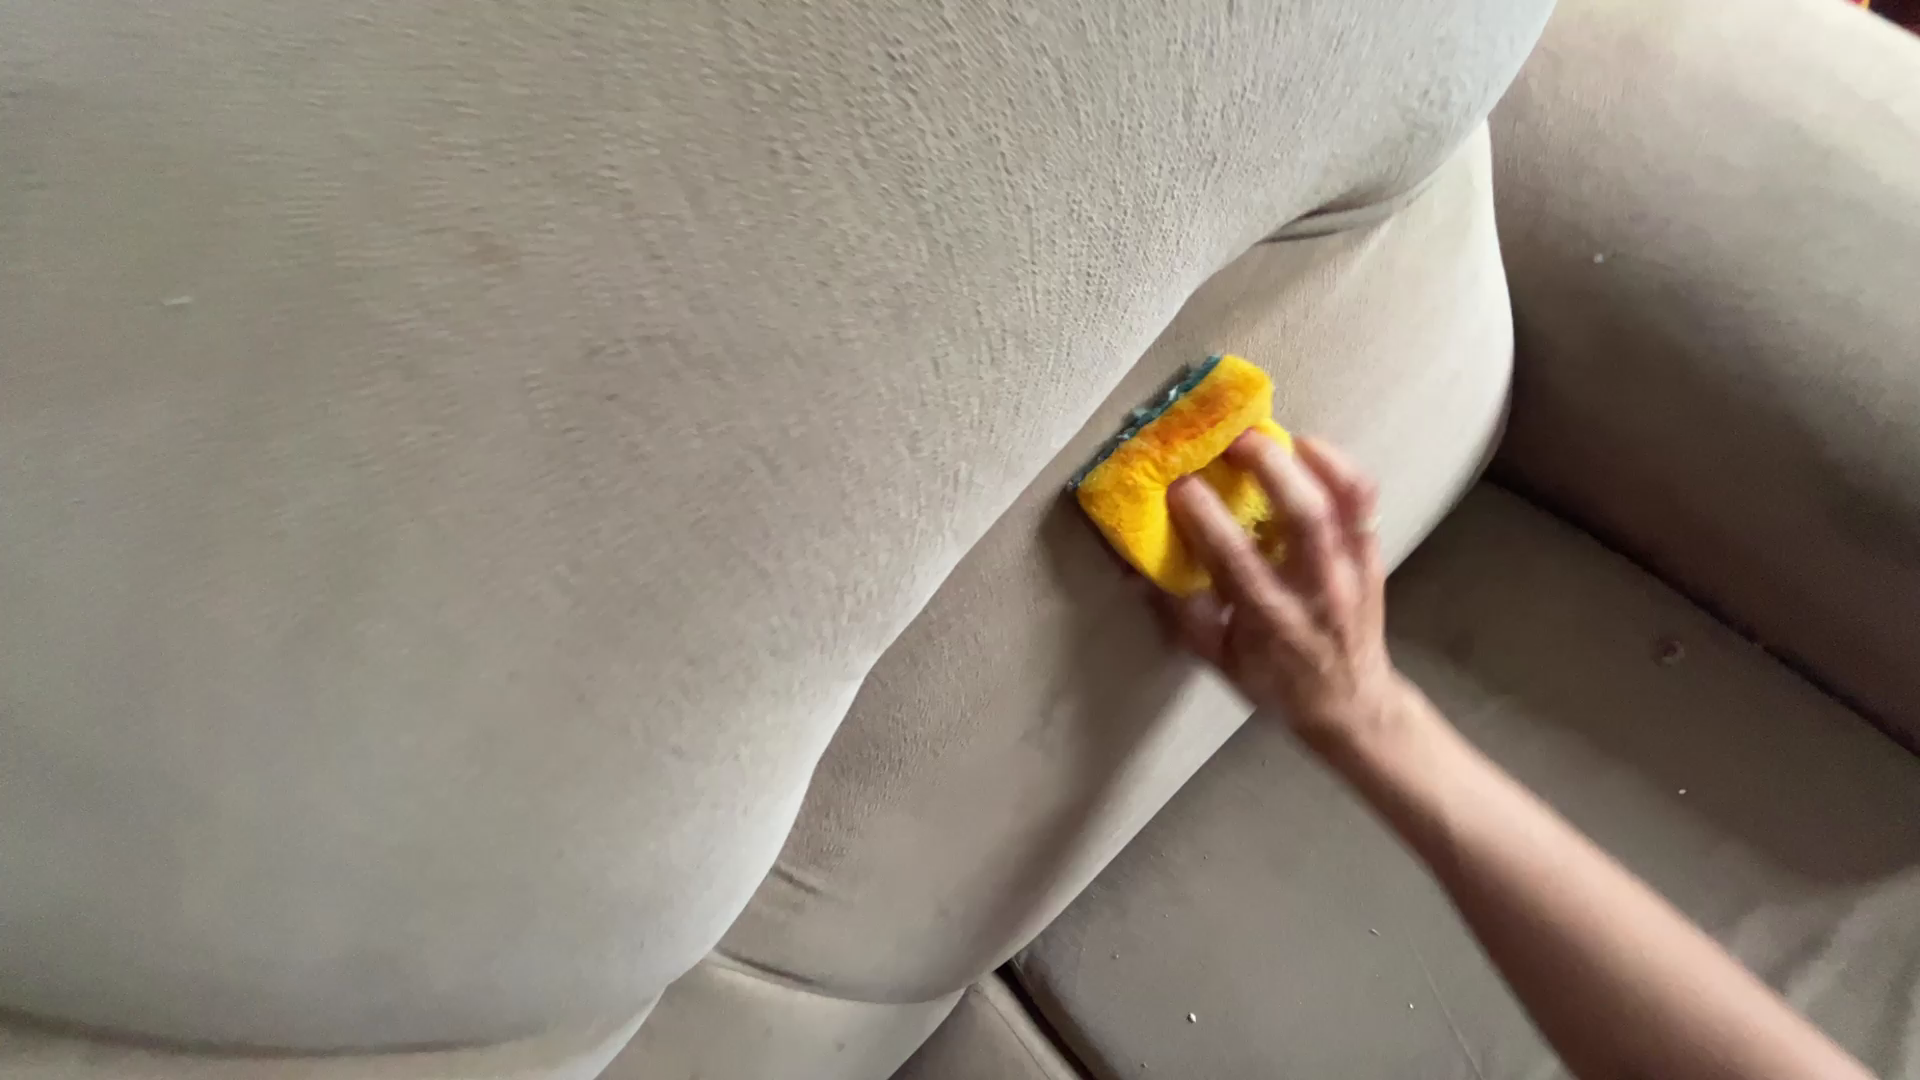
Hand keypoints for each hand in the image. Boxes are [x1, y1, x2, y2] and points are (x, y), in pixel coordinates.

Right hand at [1163, 432, 1407, 751]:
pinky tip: (1308, 448)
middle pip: (1304, 516)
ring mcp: (1352, 569)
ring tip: (1271, 435)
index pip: (1235, 558)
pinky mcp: (1371, 555)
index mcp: (1270, 618)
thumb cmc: (1272, 680)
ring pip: (1343, 500)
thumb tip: (1134, 569)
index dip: (1204, 516)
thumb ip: (1178, 613)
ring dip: (1307, 459)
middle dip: (1268, 468)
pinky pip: (1364, 500)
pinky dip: (1338, 465)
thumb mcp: (1216, 658)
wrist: (1350, 703)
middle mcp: (1316, 589)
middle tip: (1232, 440)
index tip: (1179, 485)